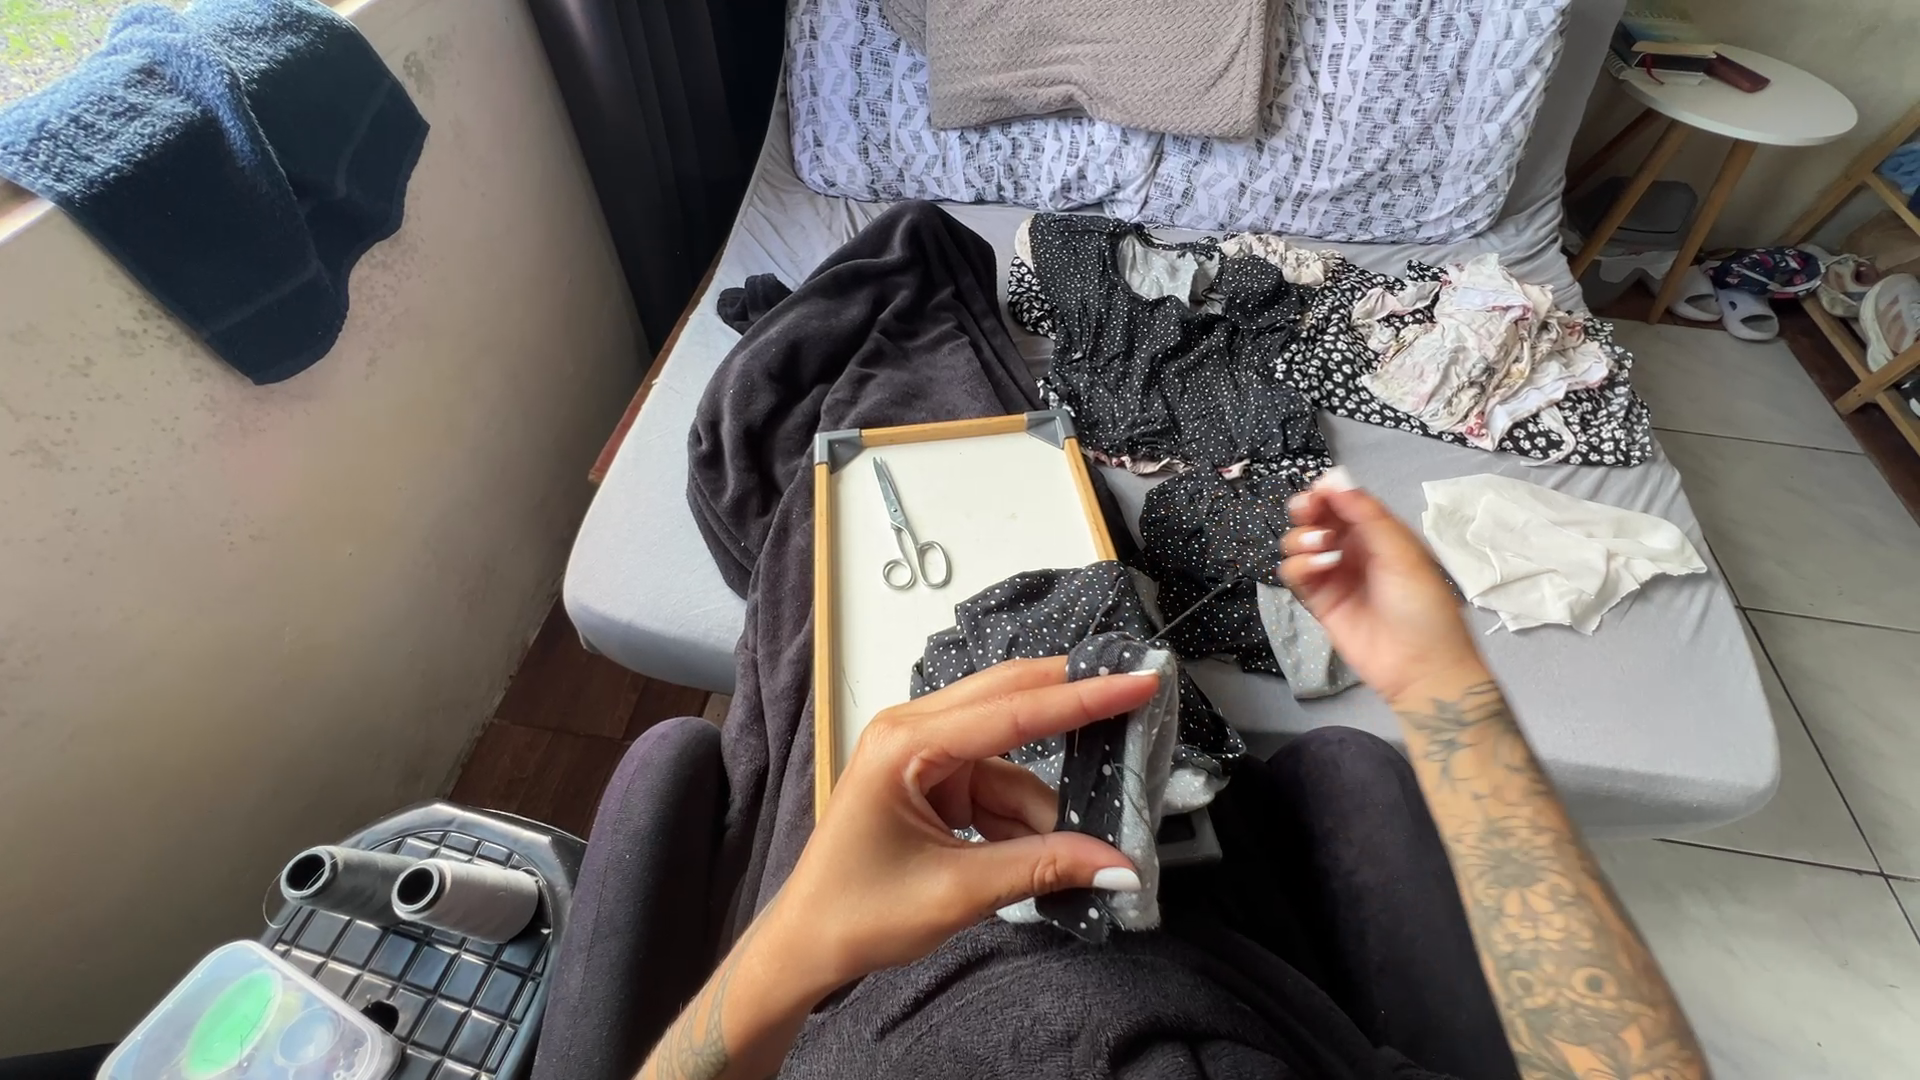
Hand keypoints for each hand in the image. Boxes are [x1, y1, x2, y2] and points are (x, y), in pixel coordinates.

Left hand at [759, 658, 1155, 995]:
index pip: (1011, 710)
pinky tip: (1039, 853)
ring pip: (1012, 758)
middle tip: (1136, 698)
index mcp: (906, 743)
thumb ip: (1041, 867)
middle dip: (1072, 706)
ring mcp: (925, 751)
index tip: (1136, 680)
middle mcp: (914, 730)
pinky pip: (998, 784)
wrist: (806, 942)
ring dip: (1044, 804)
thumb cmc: (858, 913)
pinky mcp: (936, 775)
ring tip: (1078, 854)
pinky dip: (1024, 817)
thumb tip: (1120, 864)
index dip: (1082, 697)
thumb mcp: (956, 892)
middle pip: (1011, 700)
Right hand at [1279, 467, 1488, 703]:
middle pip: (1314, 518)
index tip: (1319, 490)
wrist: (1420, 666)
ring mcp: (1331, 575)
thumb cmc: (1424, 607)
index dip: (1327, 492)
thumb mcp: (1405, 554)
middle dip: (1306, 510)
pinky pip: (1293, 573)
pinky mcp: (1316, 599)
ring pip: (1297, 543)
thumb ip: (1368, 517)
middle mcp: (1351, 549)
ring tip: (1322, 547)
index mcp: (1378, 534)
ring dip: (1301, 538)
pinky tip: (1320, 568)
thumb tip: (1333, 482)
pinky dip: (1299, 565)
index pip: (1343, 502)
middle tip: (1309, 512)